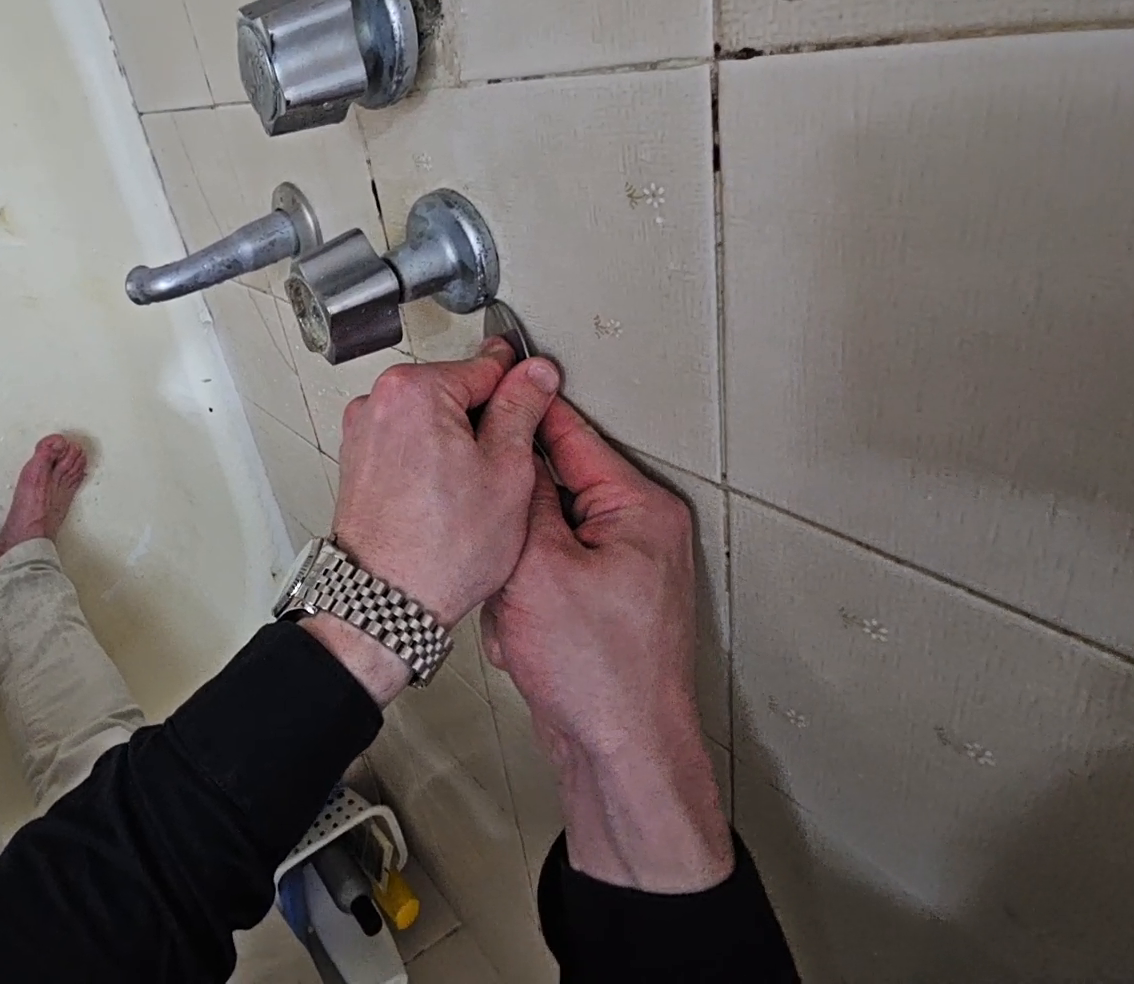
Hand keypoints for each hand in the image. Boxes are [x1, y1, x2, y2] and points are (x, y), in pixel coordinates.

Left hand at [331, 339, 561, 628]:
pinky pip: (406, 443)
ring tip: (469, 490)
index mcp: (413, 391)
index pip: (484, 367)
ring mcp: (361, 432)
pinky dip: (429, 459)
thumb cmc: (441, 549)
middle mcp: (377, 403)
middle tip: (503, 466)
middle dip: (482, 420)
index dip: (519, 387)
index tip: (535, 393)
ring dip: (456, 441)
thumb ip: (521, 409)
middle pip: (452, 391)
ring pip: (429, 419)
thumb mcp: (506, 470)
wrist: (386, 597)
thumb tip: (533, 375)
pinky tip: (444, 496)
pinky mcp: (356, 459)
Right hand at [481, 398, 732, 892]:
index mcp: (636, 511)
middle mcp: (635, 532)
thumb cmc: (599, 671)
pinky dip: (524, 601)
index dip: (528, 411)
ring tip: (521, 614)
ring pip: (540, 538)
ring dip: (516, 573)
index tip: (497, 382)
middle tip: (502, 560)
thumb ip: (524, 497)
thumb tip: (514, 452)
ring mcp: (618, 568)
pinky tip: (528, 634)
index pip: (573, 436)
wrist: (619, 751)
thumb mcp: (538, 566)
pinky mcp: (597, 600)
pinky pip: (543, 576)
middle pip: (552, 491)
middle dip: (514, 529)